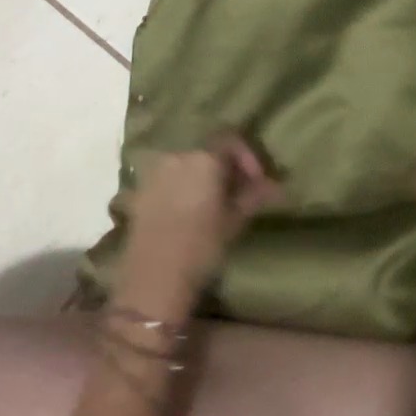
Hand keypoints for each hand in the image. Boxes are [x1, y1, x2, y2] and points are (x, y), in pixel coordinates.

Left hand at [118, 135, 281, 314]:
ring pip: (186, 162)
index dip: (247, 157)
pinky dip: (183, 184)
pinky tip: (188, 210)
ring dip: (203, 175)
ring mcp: (155, 170)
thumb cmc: (201, 247)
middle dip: (225, 166)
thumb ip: (253, 196)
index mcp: (203, 158)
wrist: (154, 277)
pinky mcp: (140, 188)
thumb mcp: (233, 221)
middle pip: (206, 148)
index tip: (256, 182)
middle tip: (238, 192)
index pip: (230, 138)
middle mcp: (177, 155)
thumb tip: (275, 186)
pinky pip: (168, 176)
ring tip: (213, 202)